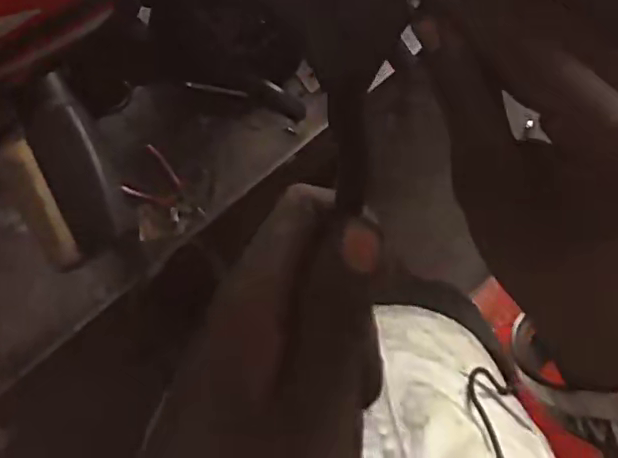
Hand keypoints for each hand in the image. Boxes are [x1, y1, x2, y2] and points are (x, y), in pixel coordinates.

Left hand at [140, 185, 382, 457]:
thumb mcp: (315, 401)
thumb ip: (336, 307)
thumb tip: (362, 220)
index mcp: (250, 291)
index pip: (302, 205)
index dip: (349, 223)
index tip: (385, 280)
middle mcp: (236, 299)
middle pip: (307, 249)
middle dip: (349, 290)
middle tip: (363, 367)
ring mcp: (232, 336)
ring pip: (303, 296)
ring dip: (339, 332)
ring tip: (346, 401)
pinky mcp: (233, 371)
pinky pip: (288, 336)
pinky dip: (318, 360)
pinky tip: (323, 412)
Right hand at [415, 0, 617, 390]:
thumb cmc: (554, 278)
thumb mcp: (490, 193)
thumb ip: (464, 99)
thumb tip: (432, 24)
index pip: (537, 52)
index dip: (476, 15)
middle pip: (565, 31)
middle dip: (496, 13)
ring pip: (582, 33)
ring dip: (520, 22)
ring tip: (462, 15)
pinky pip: (600, 52)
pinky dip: (547, 43)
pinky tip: (506, 40)